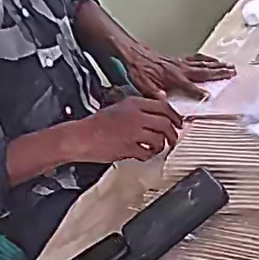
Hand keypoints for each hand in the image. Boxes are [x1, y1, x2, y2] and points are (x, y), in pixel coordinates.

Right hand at [57, 96, 181, 162]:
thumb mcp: (120, 108)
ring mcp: (132, 132)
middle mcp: (135, 116)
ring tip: (157, 148)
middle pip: (166, 124)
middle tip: (174, 139)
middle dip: (174, 134)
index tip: (179, 123)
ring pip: (159, 140)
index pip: (164, 107)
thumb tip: (160, 107)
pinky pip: (147, 153)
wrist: (79, 136)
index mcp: (134, 103)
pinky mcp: (128, 148)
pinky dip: (149, 155)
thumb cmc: (97, 124)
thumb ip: (140, 108)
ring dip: (161, 146)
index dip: (175, 116)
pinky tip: (144, 154)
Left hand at [120, 43, 235, 99]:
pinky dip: (206, 59)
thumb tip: (163, 100)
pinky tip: (211, 60)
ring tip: (229, 66)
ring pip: (203, 63)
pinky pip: (196, 58)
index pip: (190, 86)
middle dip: (219, 72)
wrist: (131, 53)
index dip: (199, 92)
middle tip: (232, 73)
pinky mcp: (178, 60)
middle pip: (203, 71)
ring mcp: (180, 63)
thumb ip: (154, 93)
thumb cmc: (137, 69)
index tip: (209, 97)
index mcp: (173, 77)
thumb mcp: (141, 84)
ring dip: (216, 65)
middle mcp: (179, 68)